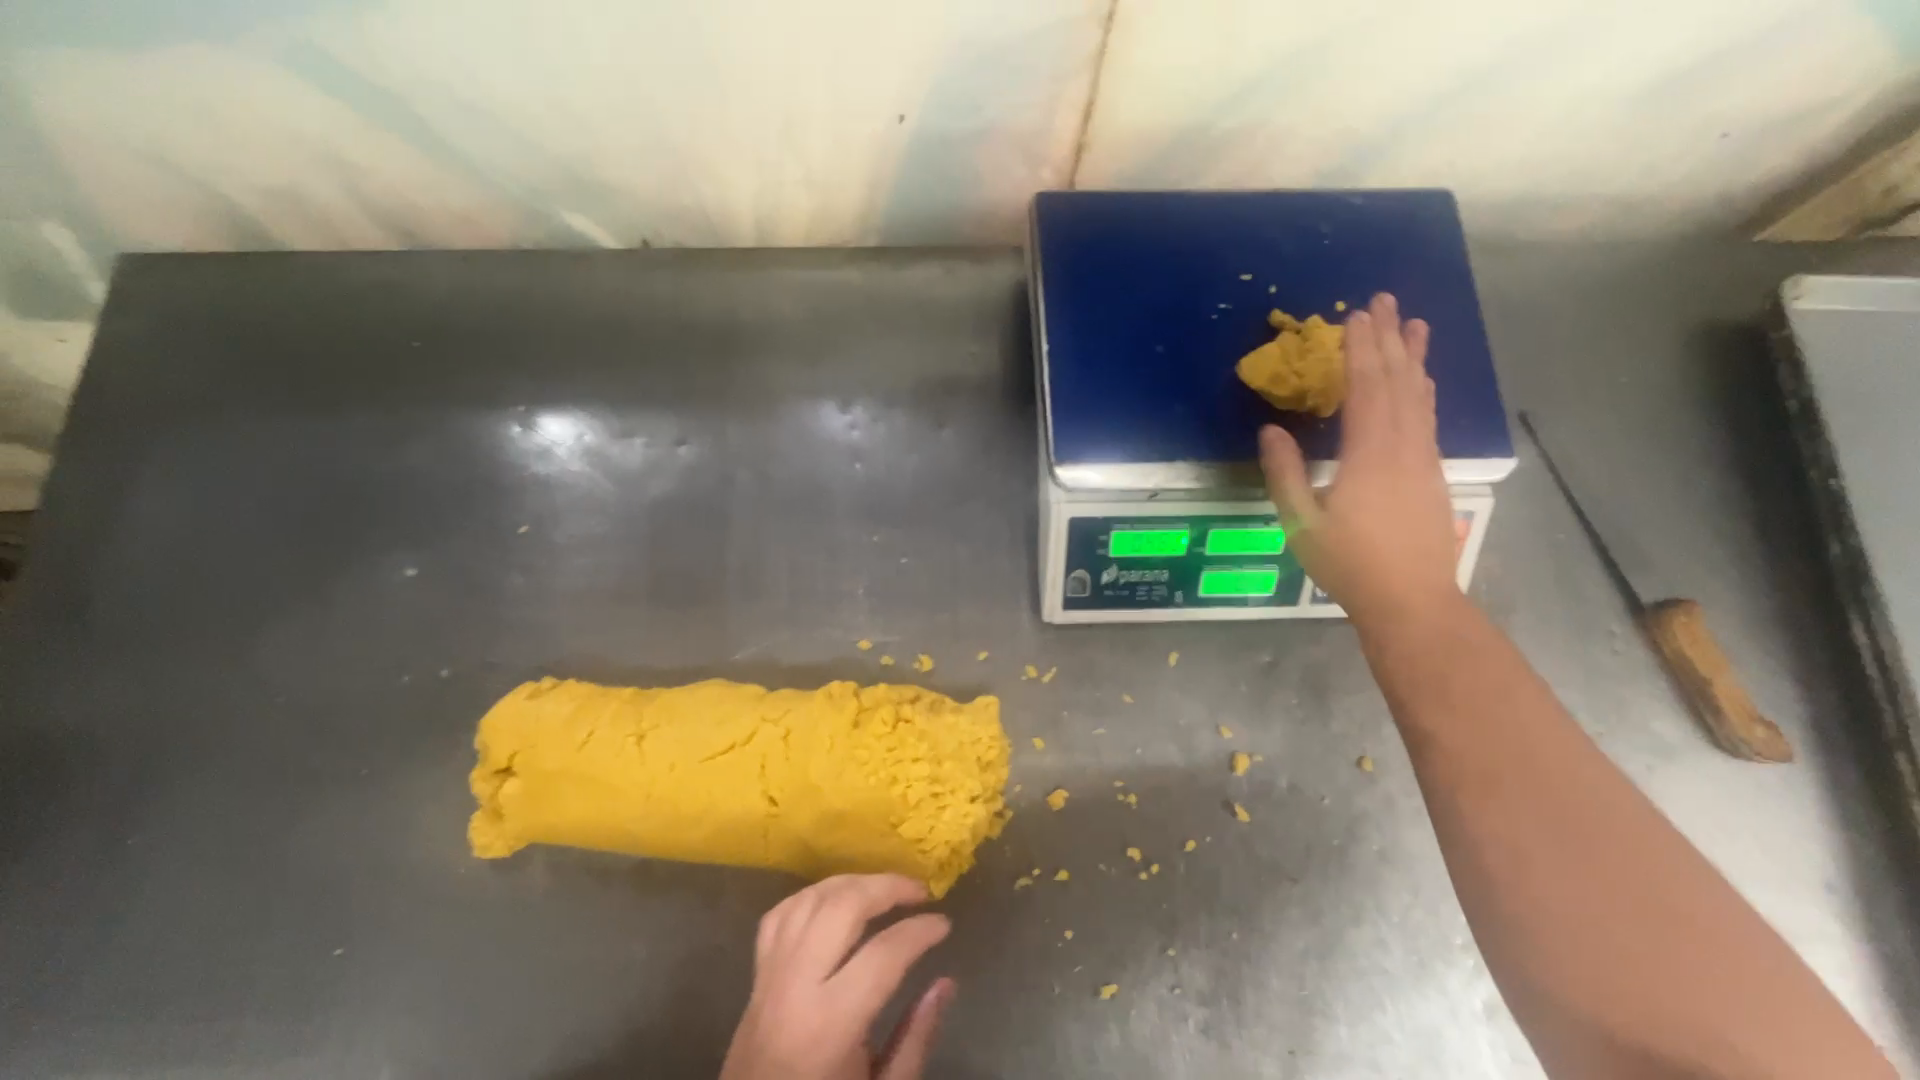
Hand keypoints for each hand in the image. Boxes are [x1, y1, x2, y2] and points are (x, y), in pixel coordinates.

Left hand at [719, 874, 954, 1079]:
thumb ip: (915, 1038)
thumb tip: (945, 983)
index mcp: (830, 1024)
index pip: (883, 954)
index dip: (920, 930)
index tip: (944, 922)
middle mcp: (795, 986)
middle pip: (841, 906)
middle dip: (886, 887)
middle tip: (919, 891)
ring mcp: (769, 975)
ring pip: (809, 899)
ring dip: (852, 883)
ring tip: (884, 888)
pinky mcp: (755, 975)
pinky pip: (781, 914)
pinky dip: (813, 896)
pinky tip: (837, 900)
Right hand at [1258, 292, 1457, 624]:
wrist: (1411, 600)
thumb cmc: (1350, 564)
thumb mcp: (1303, 523)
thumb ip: (1285, 474)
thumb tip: (1271, 431)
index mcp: (1368, 454)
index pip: (1366, 387)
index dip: (1359, 349)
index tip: (1355, 315)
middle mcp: (1402, 446)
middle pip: (1397, 380)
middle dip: (1389, 338)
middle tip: (1385, 300)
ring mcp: (1422, 458)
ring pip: (1419, 395)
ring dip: (1414, 357)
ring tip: (1416, 323)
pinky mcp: (1431, 472)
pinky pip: (1427, 417)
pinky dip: (1423, 389)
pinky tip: (1422, 380)